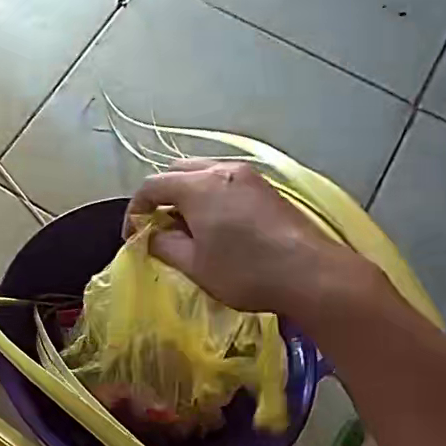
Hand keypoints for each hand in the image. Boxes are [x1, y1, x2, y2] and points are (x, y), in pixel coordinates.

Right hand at [126, 159, 385, 327]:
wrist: (312, 275)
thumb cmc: (245, 271)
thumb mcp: (193, 265)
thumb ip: (164, 245)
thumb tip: (152, 237)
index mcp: (199, 186)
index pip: (152, 186)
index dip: (135, 210)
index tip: (133, 236)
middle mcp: (223, 170)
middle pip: (178, 173)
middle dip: (162, 198)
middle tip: (158, 229)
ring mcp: (249, 176)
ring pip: (204, 175)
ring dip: (187, 197)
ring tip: (186, 229)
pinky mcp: (267, 189)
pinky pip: (226, 184)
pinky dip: (210, 198)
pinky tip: (215, 227)